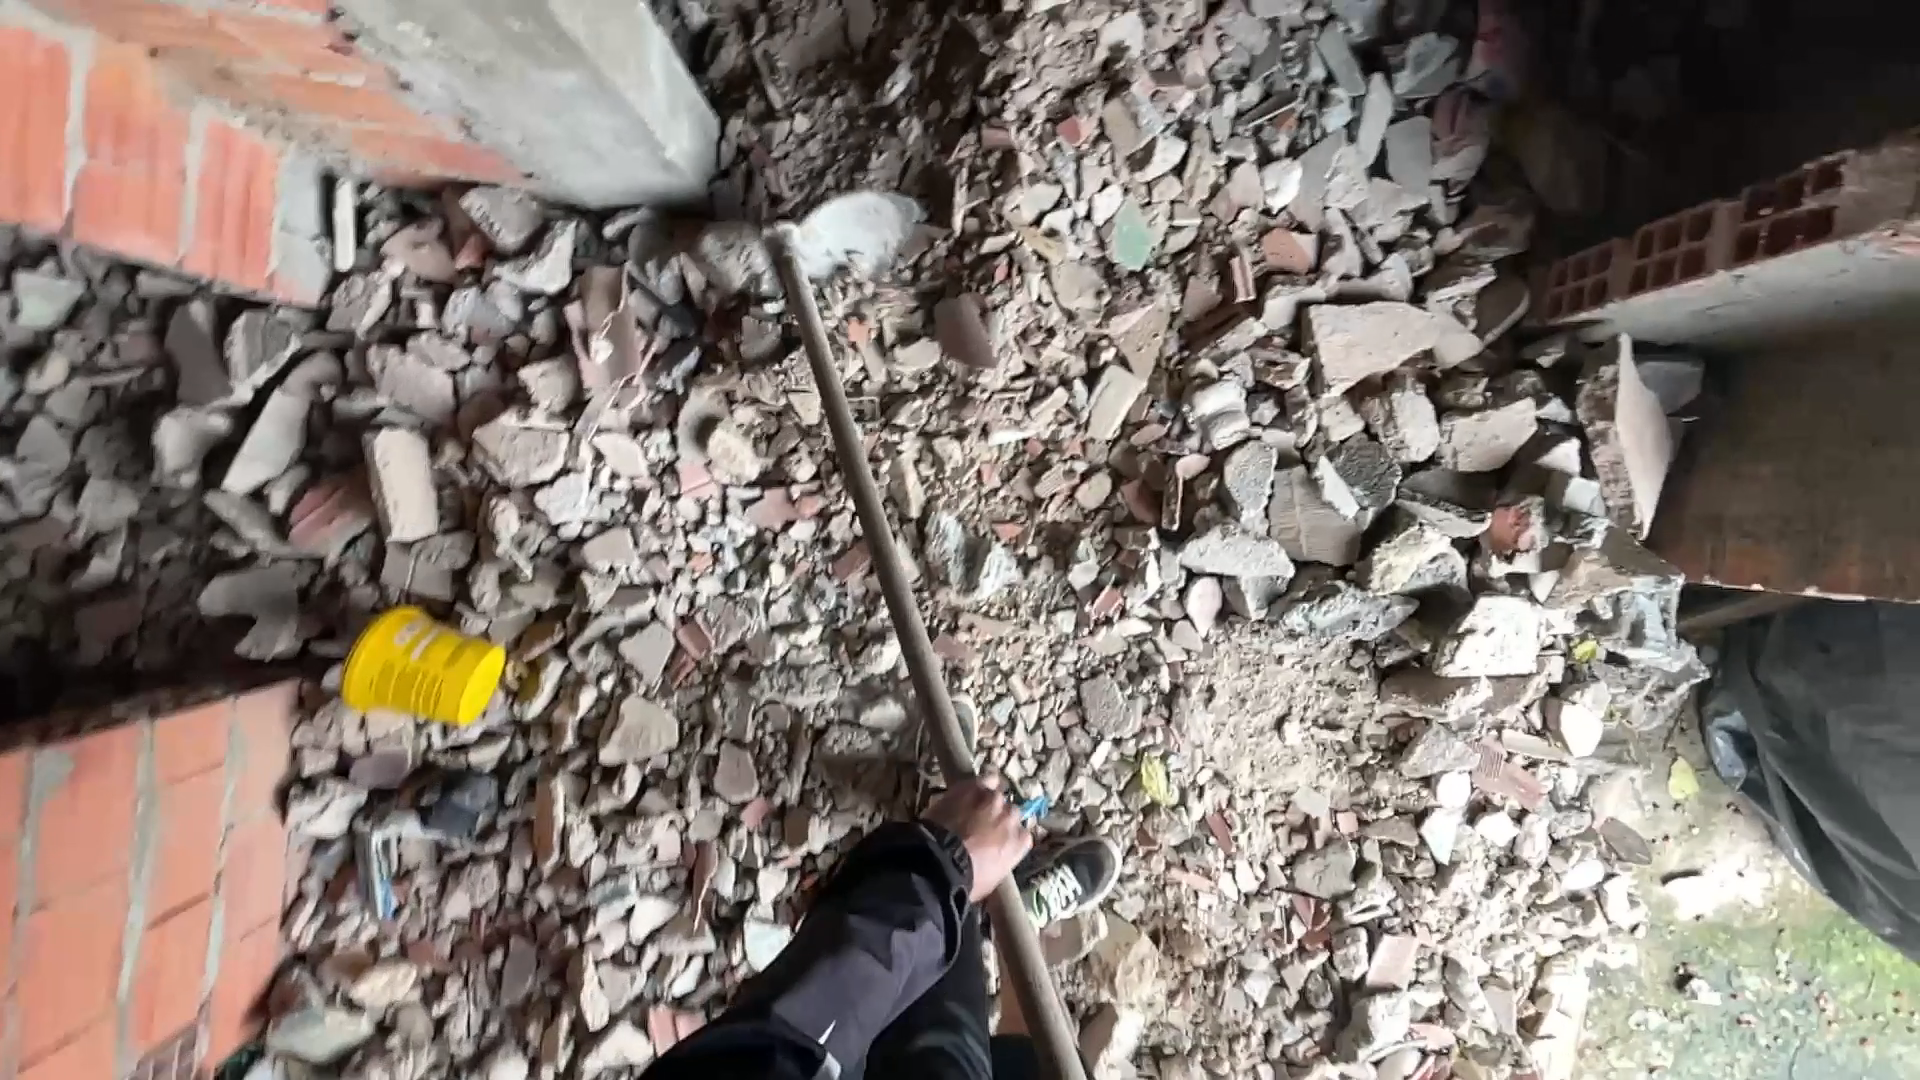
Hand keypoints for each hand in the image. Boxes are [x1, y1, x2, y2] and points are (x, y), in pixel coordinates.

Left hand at [922, 776, 1031, 902]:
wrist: (941, 861)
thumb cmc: (966, 880)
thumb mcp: (990, 879)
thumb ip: (1000, 861)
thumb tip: (993, 858)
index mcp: (1019, 844)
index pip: (1023, 834)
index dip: (1009, 836)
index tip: (997, 840)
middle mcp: (1012, 818)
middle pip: (1011, 812)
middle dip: (999, 818)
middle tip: (982, 825)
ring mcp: (994, 800)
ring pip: (999, 794)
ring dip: (990, 800)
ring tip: (977, 805)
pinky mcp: (976, 787)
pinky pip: (988, 778)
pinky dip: (986, 781)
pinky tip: (978, 785)